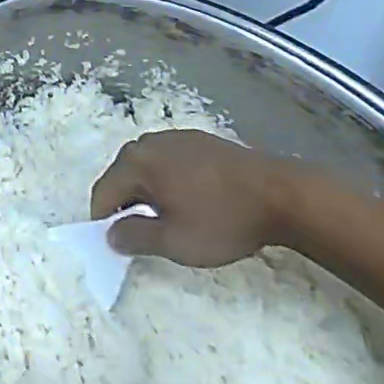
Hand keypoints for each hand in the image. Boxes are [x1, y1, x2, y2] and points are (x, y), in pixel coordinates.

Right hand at [88, 129, 301, 267]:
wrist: (280, 193)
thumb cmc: (222, 219)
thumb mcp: (175, 241)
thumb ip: (135, 238)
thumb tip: (110, 234)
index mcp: (136, 161)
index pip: (103, 192)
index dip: (104, 221)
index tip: (120, 246)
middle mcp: (148, 142)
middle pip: (122, 176)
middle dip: (125, 205)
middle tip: (146, 236)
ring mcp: (173, 137)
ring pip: (145, 167)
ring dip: (147, 193)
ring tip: (170, 220)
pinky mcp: (196, 139)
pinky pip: (166, 161)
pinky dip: (167, 180)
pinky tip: (191, 200)